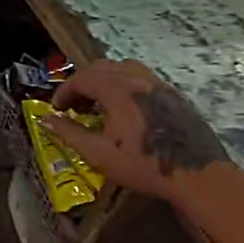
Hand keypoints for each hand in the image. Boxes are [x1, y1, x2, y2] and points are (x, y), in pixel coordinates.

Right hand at [42, 60, 232, 200]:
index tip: (57, 109)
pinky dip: (126, 85)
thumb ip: (69, 133)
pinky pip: (143, 78)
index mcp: (117, 89)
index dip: (64, 91)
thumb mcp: (98, 154)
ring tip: (100, 103)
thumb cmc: (143, 165)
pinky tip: (127, 110)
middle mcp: (137, 79)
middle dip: (83, 82)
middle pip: (102, 67)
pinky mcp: (174, 94)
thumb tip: (46, 119)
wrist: (197, 175)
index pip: (82, 78)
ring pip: (124, 68)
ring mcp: (159, 84)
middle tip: (75, 104)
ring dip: (105, 80)